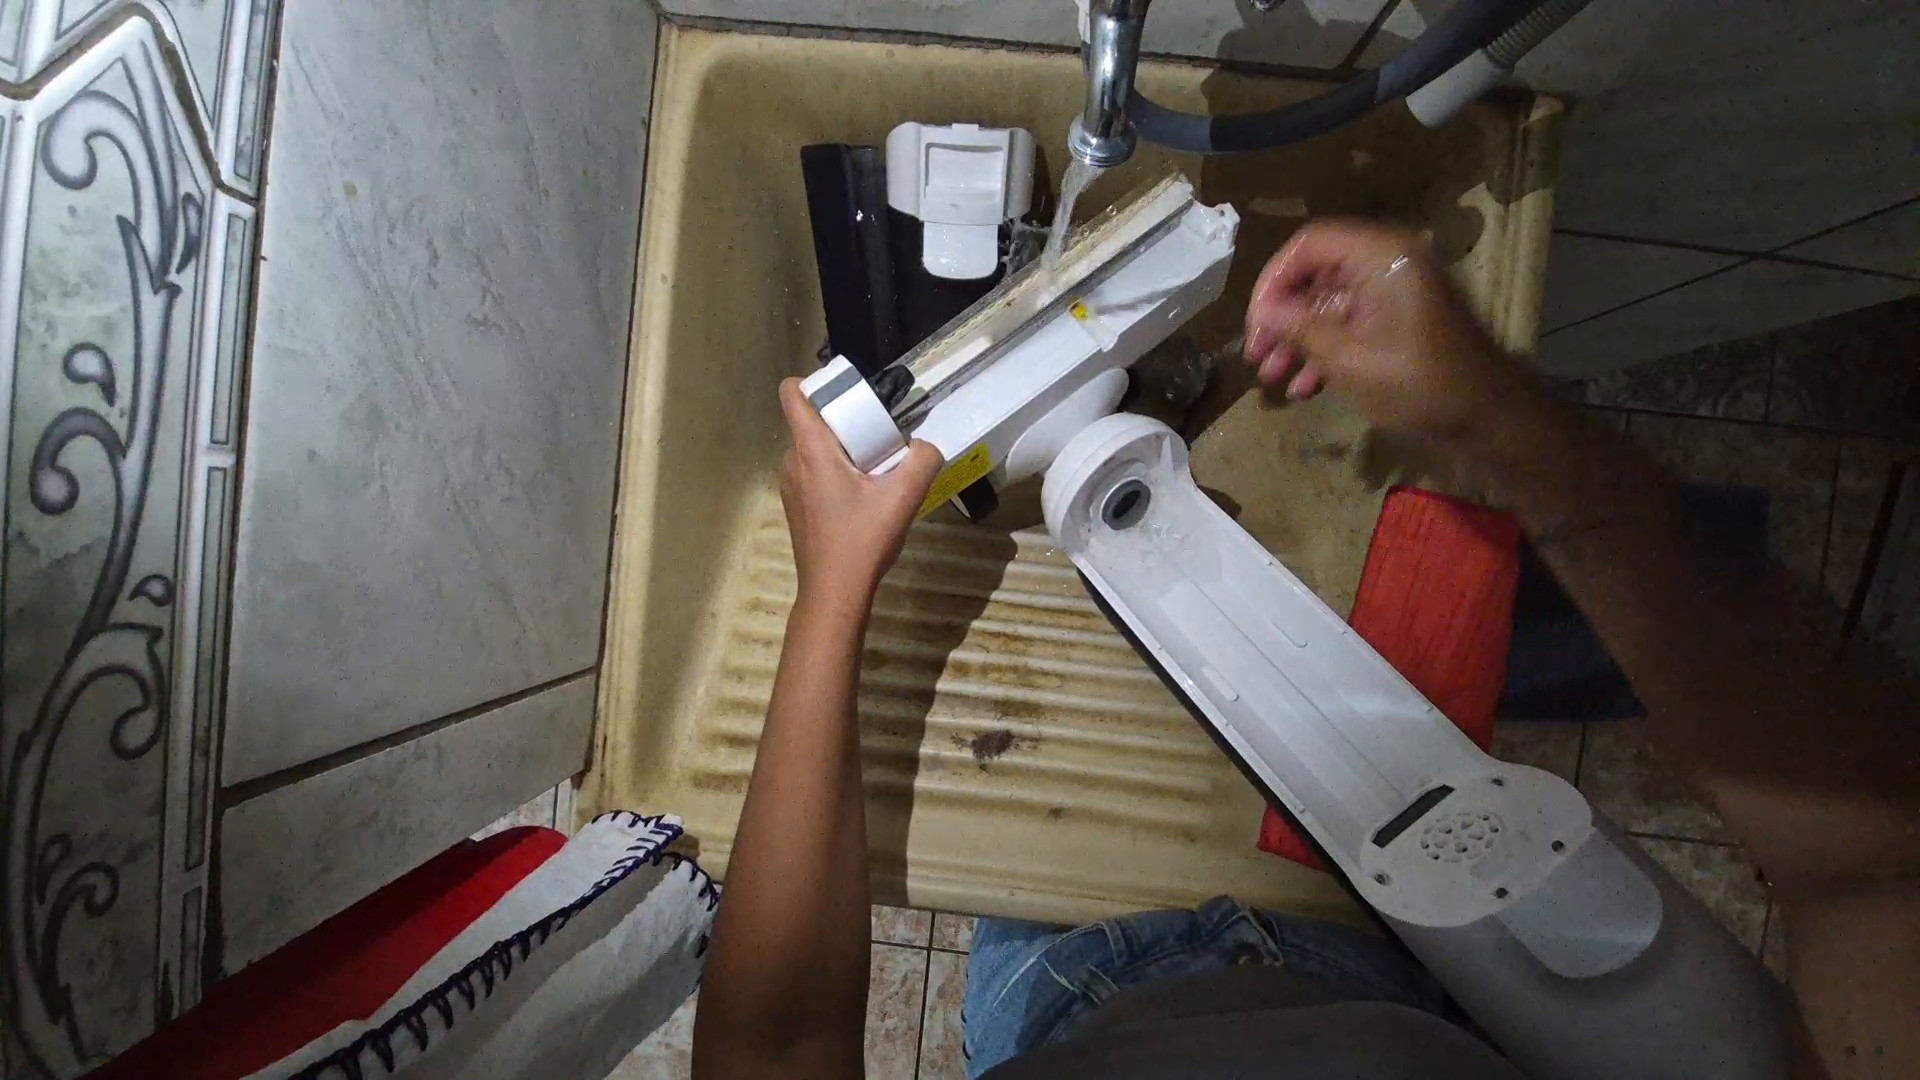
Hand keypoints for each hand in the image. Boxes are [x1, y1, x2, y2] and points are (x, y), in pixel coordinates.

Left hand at [778, 378, 943, 611]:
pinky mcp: (796, 508)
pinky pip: (812, 475)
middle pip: (811, 422)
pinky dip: (834, 474)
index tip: (848, 394)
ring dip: (841, 451)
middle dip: (843, 421)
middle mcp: (792, 462)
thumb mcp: (904, 497)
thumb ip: (923, 460)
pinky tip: (861, 499)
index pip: (793, 393)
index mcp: (811, 449)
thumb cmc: (863, 539)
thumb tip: (925, 446)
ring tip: (874, 470)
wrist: (835, 591)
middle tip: (877, 437)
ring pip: (813, 451)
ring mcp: (790, 487)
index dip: (815, 382)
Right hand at [1242, 220, 1542, 445]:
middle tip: (1255, 354)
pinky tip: (1302, 387)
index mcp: (1381, 258)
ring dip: (1294, 339)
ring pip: (1325, 303)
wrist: (1481, 415)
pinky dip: (1320, 350)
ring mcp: (1392, 292)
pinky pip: (1346, 322)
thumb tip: (1260, 313)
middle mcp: (1387, 264)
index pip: (1309, 244)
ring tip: (1271, 377)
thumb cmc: (1414, 383)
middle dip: (1279, 317)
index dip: (1272, 280)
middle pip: (1314, 274)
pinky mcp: (1394, 318)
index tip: (1254, 322)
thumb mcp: (1345, 358)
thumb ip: (1297, 328)